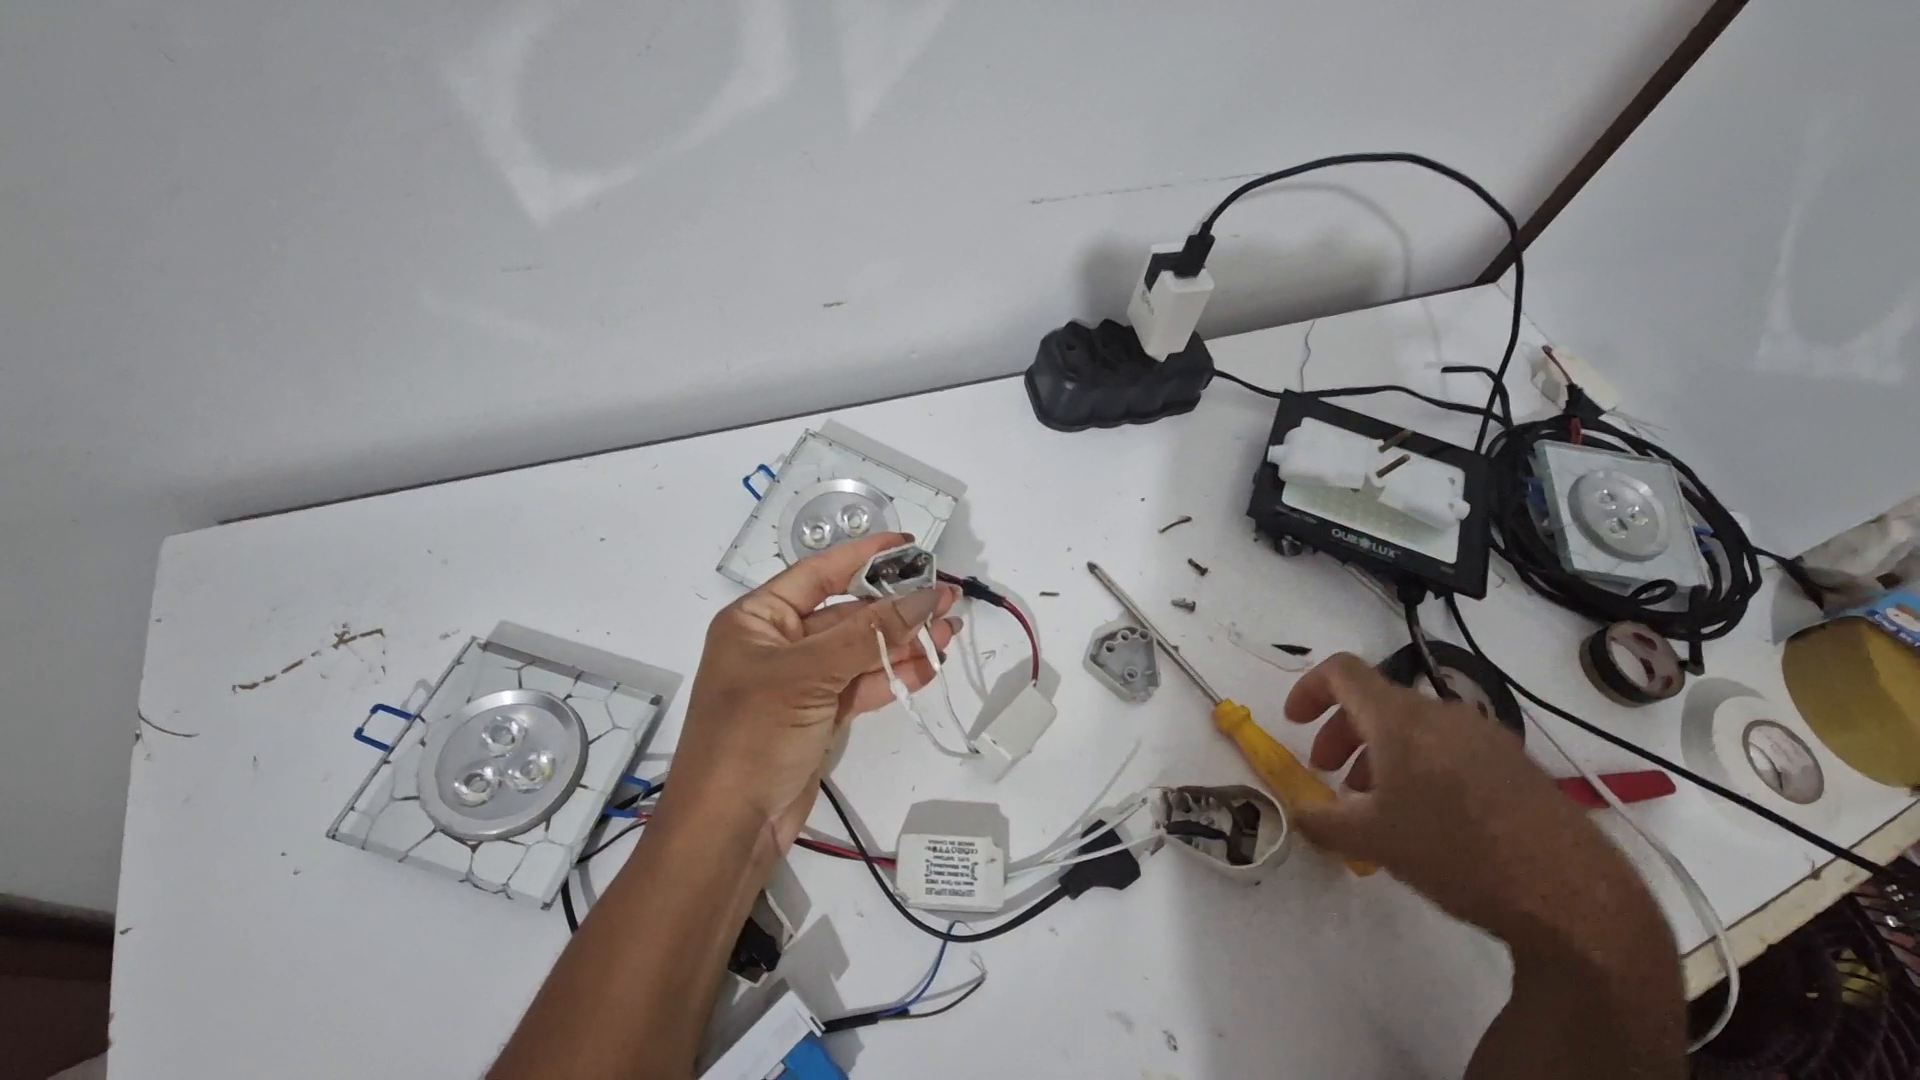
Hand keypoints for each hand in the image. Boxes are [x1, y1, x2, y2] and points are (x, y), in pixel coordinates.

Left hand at [665, 532, 960, 848]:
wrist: (728, 829)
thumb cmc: (752, 737)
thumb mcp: (807, 677)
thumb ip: (869, 635)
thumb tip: (926, 598)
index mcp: (757, 619)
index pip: (818, 574)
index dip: (864, 556)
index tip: (908, 545)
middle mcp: (777, 643)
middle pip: (846, 614)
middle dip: (895, 609)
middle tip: (946, 600)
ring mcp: (799, 681)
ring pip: (859, 651)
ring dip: (902, 644)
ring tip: (949, 634)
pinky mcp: (818, 715)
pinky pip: (861, 684)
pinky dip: (893, 676)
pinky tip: (928, 667)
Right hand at [1283, 653, 1637, 940]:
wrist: (1570, 894)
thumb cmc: (1455, 853)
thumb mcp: (1371, 841)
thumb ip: (1321, 820)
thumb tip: (1298, 813)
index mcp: (1400, 719)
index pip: (1342, 672)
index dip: (1309, 688)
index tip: (1294, 722)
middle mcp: (1443, 714)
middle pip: (1376, 701)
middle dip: (1341, 731)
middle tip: (1329, 773)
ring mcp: (1486, 736)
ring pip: (1415, 728)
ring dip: (1381, 754)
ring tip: (1376, 804)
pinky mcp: (1516, 765)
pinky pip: (1450, 748)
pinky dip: (1420, 767)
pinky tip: (1428, 820)